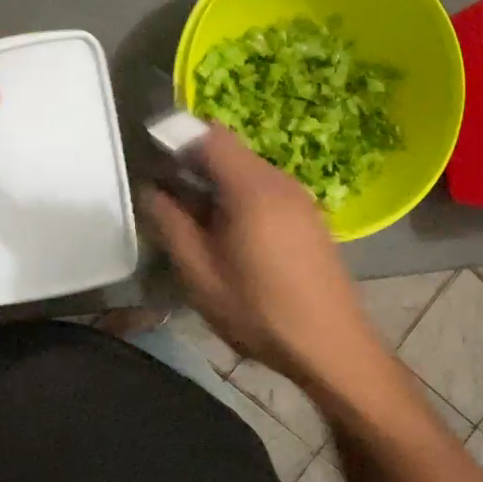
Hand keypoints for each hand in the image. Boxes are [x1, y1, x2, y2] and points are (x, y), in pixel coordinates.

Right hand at [146, 127, 381, 385]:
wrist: (331, 346)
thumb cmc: (260, 312)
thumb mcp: (200, 275)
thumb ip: (170, 225)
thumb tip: (152, 191)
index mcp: (252, 188)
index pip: (209, 135)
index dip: (176, 141)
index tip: (153, 166)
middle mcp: (280, 181)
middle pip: (229, 151)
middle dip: (193, 167)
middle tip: (167, 202)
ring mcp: (300, 198)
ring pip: (247, 172)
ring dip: (216, 187)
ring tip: (194, 226)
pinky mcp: (309, 217)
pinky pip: (265, 191)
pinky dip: (240, 200)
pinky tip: (229, 239)